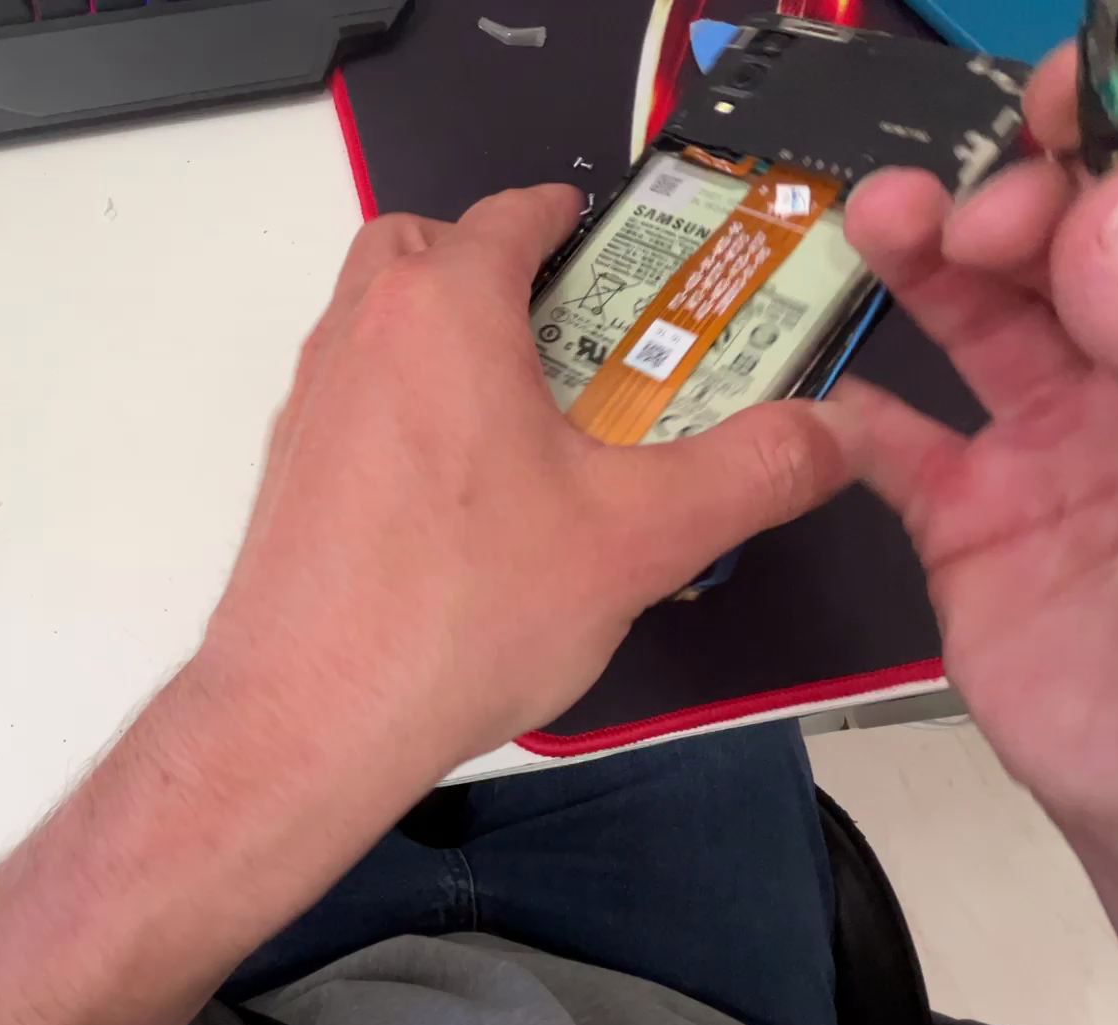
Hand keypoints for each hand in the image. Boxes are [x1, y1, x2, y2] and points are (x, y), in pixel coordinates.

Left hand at [198, 184, 852, 770]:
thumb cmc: (461, 611)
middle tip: (556, 337)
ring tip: (512, 418)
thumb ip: (749, 472)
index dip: (567, 219)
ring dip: (439, 336)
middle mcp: (357, 335)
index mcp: (440, 311)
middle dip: (488, 267)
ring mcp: (308, 401)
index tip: (606, 249)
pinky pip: (351, 398)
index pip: (508, 216)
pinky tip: (445, 490)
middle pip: (421, 248)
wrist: (310, 715)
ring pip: (376, 323)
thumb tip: (829, 435)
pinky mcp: (288, 467)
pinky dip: (399, 405)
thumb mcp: (636, 538)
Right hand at [839, 47, 1117, 897]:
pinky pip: (896, 447)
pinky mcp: (969, 512)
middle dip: (1020, 201)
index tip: (1061, 87)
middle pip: (1088, 245)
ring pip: (988, 324)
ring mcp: (1063, 443)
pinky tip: (817, 392)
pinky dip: (850, 416)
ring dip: (930, 271)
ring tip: (873, 225)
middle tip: (959, 207)